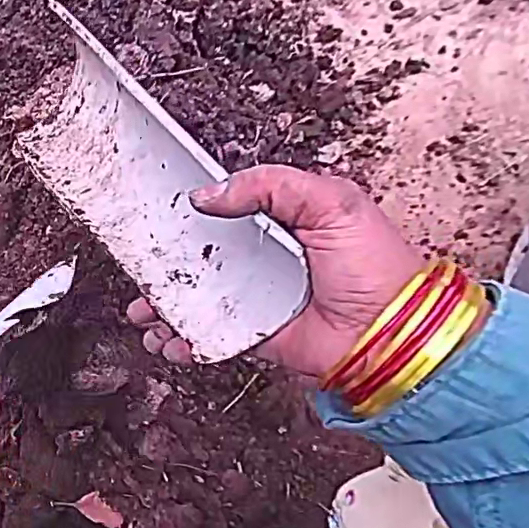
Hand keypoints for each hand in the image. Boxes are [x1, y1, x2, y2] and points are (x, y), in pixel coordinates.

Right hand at [130, 165, 426, 378]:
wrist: (389, 335)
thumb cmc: (374, 268)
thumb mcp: (333, 202)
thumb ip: (272, 185)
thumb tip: (207, 195)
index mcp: (272, 225)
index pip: (216, 216)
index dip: (182, 219)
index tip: (151, 221)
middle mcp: (255, 262)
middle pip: (192, 262)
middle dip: (158, 270)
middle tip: (139, 274)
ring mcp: (247, 301)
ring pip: (188, 301)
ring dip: (159, 309)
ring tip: (143, 314)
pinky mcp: (246, 335)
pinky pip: (203, 337)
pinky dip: (179, 342)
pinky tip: (167, 341)